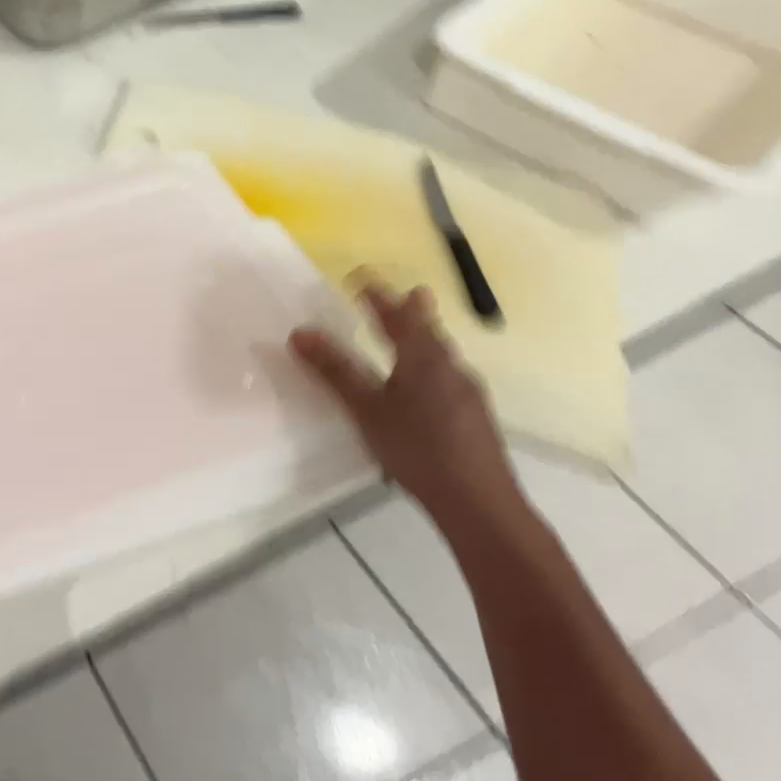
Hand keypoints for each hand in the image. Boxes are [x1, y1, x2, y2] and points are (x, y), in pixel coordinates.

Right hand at [289, 281, 523, 526]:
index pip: (401, 318)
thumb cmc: (417, 448)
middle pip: (429, 333)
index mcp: (424, 361)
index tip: (363, 278)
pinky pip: (446, 377)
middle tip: (407, 293)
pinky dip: (429, 365)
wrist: (479, 502)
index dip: (381, 298)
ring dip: (423, 339)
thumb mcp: (366, 408)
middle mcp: (450, 370)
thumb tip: (300, 331)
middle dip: (412, 313)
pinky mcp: (472, 419)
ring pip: (441, 356)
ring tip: (412, 332)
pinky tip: (423, 383)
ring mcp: (467, 395)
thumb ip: (334, 370)